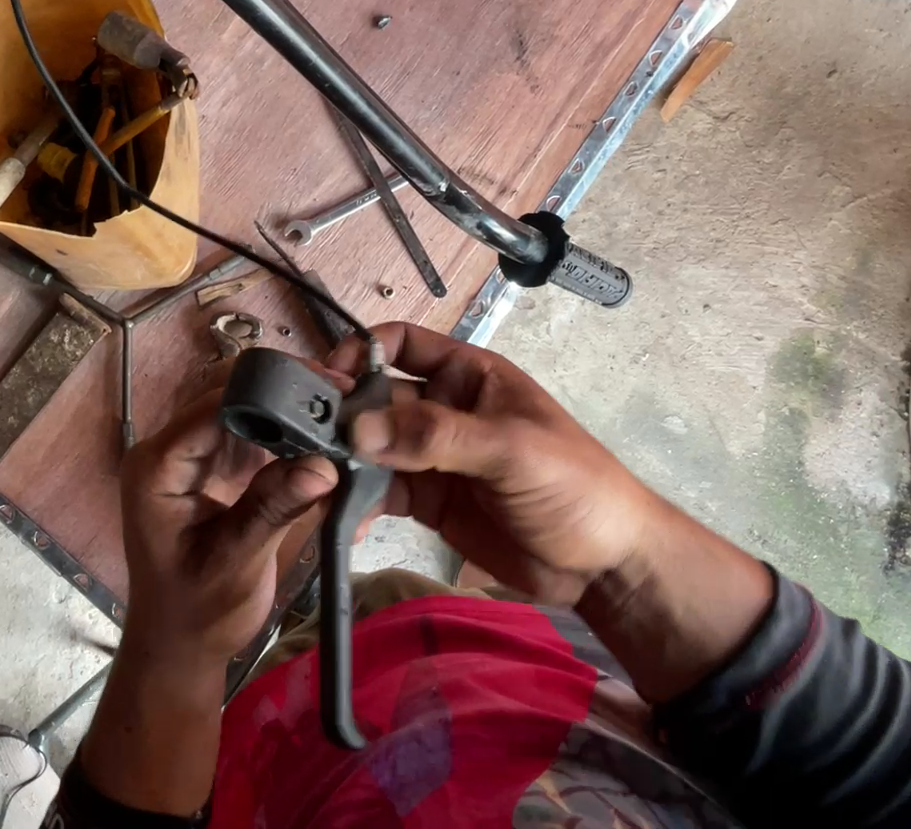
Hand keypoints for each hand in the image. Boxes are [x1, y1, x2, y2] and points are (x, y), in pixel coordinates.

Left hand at [116, 387, 337, 669]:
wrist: (180, 644)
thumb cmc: (196, 612)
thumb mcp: (236, 562)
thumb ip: (273, 508)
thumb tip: (324, 465)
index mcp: (157, 467)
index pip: (213, 406)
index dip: (268, 391)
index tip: (323, 386)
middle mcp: (168, 450)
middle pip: (226, 394)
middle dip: (282, 389)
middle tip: (339, 390)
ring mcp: (190, 454)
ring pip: (240, 404)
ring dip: (286, 403)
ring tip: (336, 403)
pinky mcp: (212, 464)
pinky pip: (248, 429)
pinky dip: (283, 427)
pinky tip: (318, 428)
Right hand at [328, 322, 660, 606]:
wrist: (604, 565)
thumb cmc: (573, 485)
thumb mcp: (509, 449)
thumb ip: (435, 436)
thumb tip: (357, 428)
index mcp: (466, 375)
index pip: (402, 343)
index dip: (362, 351)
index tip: (330, 379)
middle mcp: (441, 408)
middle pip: (376, 397)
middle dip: (342, 414)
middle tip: (306, 438)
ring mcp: (430, 456)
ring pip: (370, 446)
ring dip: (342, 459)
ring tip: (316, 480)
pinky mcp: (425, 500)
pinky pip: (379, 491)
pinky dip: (355, 501)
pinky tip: (340, 516)